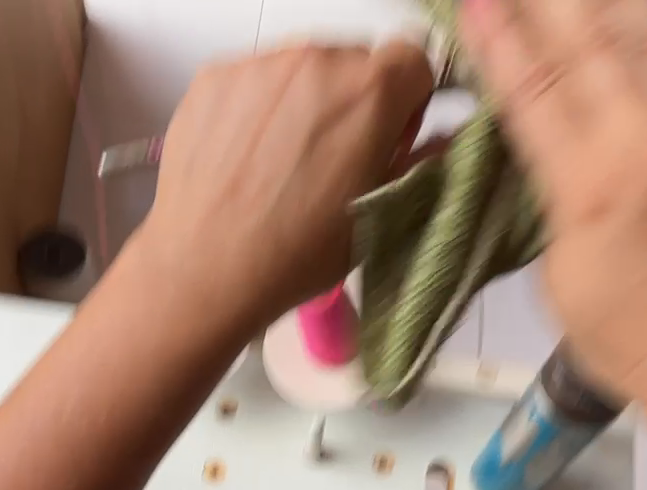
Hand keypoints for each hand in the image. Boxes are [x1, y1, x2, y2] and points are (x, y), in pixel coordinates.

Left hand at [131, 43, 435, 337]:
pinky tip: (247, 163)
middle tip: (331, 165)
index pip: (414, 61)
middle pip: (355, 63)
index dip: (407, 105)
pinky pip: (253, 81)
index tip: (387, 142)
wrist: (206, 271)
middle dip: (354, 105)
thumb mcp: (376, 223)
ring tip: (282, 169)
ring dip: (304, 105)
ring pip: (301, 70)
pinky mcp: (214, 78)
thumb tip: (439, 142)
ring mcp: (259, 65)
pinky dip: (257, 111)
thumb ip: (417, 169)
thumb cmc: (293, 257)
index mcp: (370, 92)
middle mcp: (316, 60)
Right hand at [460, 0, 646, 411]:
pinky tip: (637, 18)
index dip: (501, 42)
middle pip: (595, 40)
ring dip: (604, 0)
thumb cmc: (634, 341)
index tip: (475, 4)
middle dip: (549, 0)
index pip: (537, 91)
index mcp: (595, 185)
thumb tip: (550, 162)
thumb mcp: (560, 280)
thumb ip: (550, 205)